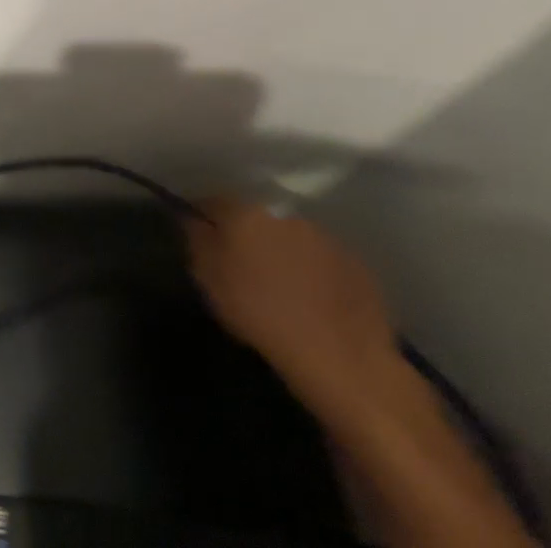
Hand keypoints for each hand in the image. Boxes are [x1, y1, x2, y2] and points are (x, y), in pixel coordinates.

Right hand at [185, 198, 396, 403]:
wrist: (338, 351)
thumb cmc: (257, 309)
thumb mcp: (207, 276)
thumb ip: (198, 240)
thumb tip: (194, 219)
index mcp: (246, 214)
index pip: (213, 200)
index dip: (200, 215)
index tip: (196, 233)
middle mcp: (287, 217)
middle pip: (256, 217)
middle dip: (245, 234)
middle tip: (237, 261)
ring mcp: (327, 239)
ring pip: (290, 237)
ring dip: (279, 251)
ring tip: (275, 282)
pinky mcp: (356, 264)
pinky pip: (320, 259)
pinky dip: (309, 270)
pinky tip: (307, 297)